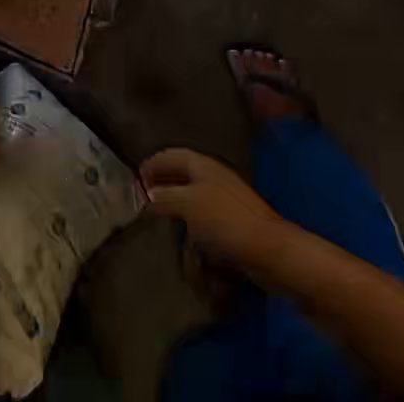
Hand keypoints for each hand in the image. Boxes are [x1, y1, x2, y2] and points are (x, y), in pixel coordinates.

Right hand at [139, 148, 286, 267]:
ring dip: (174, 202)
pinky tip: (181, 233)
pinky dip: (188, 220)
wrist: (267, 249)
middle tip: (142, 198)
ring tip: (157, 216)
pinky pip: (201, 214)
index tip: (135, 177)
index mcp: (203, 164)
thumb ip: (163, 197)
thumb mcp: (188, 204)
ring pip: (191, 194)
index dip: (153, 163)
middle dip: (161, 182)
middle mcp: (213, 176)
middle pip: (181, 173)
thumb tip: (145, 196)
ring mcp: (223, 198)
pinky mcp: (230, 220)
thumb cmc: (225, 220)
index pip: (172, 155)